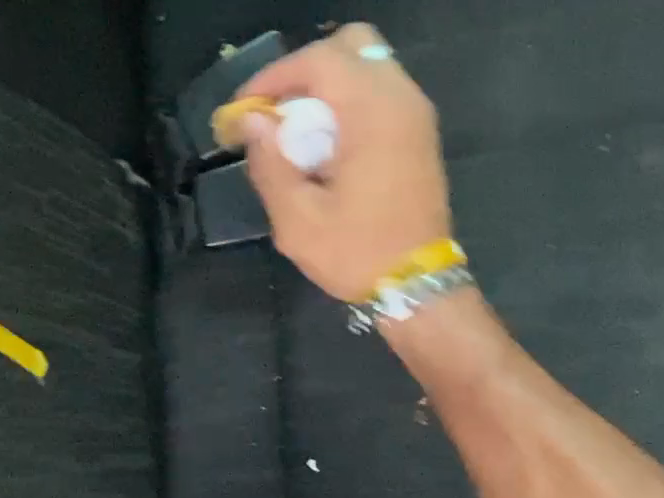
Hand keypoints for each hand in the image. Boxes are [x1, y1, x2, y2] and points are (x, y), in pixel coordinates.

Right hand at [235, 24, 451, 300]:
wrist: (415, 284)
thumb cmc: (355, 253)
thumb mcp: (298, 220)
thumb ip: (271, 163)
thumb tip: (251, 122)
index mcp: (373, 113)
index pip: (319, 60)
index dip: (274, 77)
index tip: (244, 110)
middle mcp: (401, 99)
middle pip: (349, 47)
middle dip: (304, 74)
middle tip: (275, 114)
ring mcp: (416, 114)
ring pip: (366, 68)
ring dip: (326, 90)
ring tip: (297, 134)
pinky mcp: (419, 133)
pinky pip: (380, 94)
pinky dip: (348, 105)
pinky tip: (326, 147)